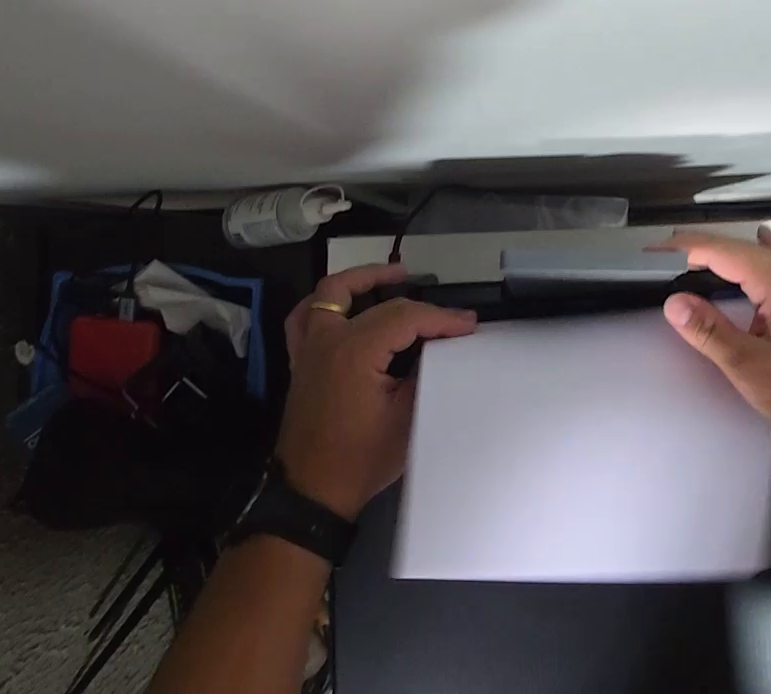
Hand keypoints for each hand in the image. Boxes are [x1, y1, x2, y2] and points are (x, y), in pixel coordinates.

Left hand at [275, 264, 477, 518]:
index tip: (469, 324)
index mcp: (354, 350)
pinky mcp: (301, 361)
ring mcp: (309, 348)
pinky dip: (324, 303)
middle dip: (416, 303)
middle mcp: (327, 339)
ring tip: (392, 277)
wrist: (310, 494)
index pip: (405, 317)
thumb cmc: (360, 458)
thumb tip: (442, 346)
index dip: (441, 317)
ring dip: (361, 280)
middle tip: (444, 313)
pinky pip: (304, 318)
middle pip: (376, 302)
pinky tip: (342, 304)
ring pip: (329, 293)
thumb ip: (424, 372)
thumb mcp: (405, 417)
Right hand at [659, 227, 770, 446]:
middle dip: (705, 248)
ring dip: (732, 255)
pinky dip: (757, 262)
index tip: (655, 249)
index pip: (721, 249)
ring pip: (766, 253)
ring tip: (704, 261)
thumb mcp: (749, 365)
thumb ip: (709, 331)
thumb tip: (673, 302)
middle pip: (743, 246)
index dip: (685, 246)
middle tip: (671, 257)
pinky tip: (758, 268)